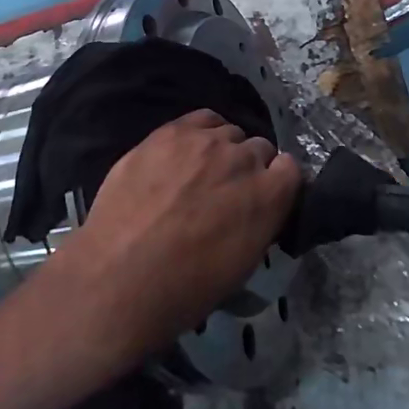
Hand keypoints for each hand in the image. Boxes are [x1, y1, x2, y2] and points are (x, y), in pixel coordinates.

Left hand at [30, 109, 301, 371]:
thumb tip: (257, 208)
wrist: (117, 278)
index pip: (291, 169)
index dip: (277, 184)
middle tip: (224, 193)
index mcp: (268, 197)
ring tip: (198, 174)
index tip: (262, 199)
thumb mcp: (242, 266)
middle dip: (248, 168)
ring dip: (222, 150)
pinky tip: (184, 153)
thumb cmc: (184, 289)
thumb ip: (259, 223)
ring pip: (228, 132)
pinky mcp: (169, 132)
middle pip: (259, 148)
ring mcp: (204, 141)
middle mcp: (242, 159)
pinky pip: (200, 119)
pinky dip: (200, 132)